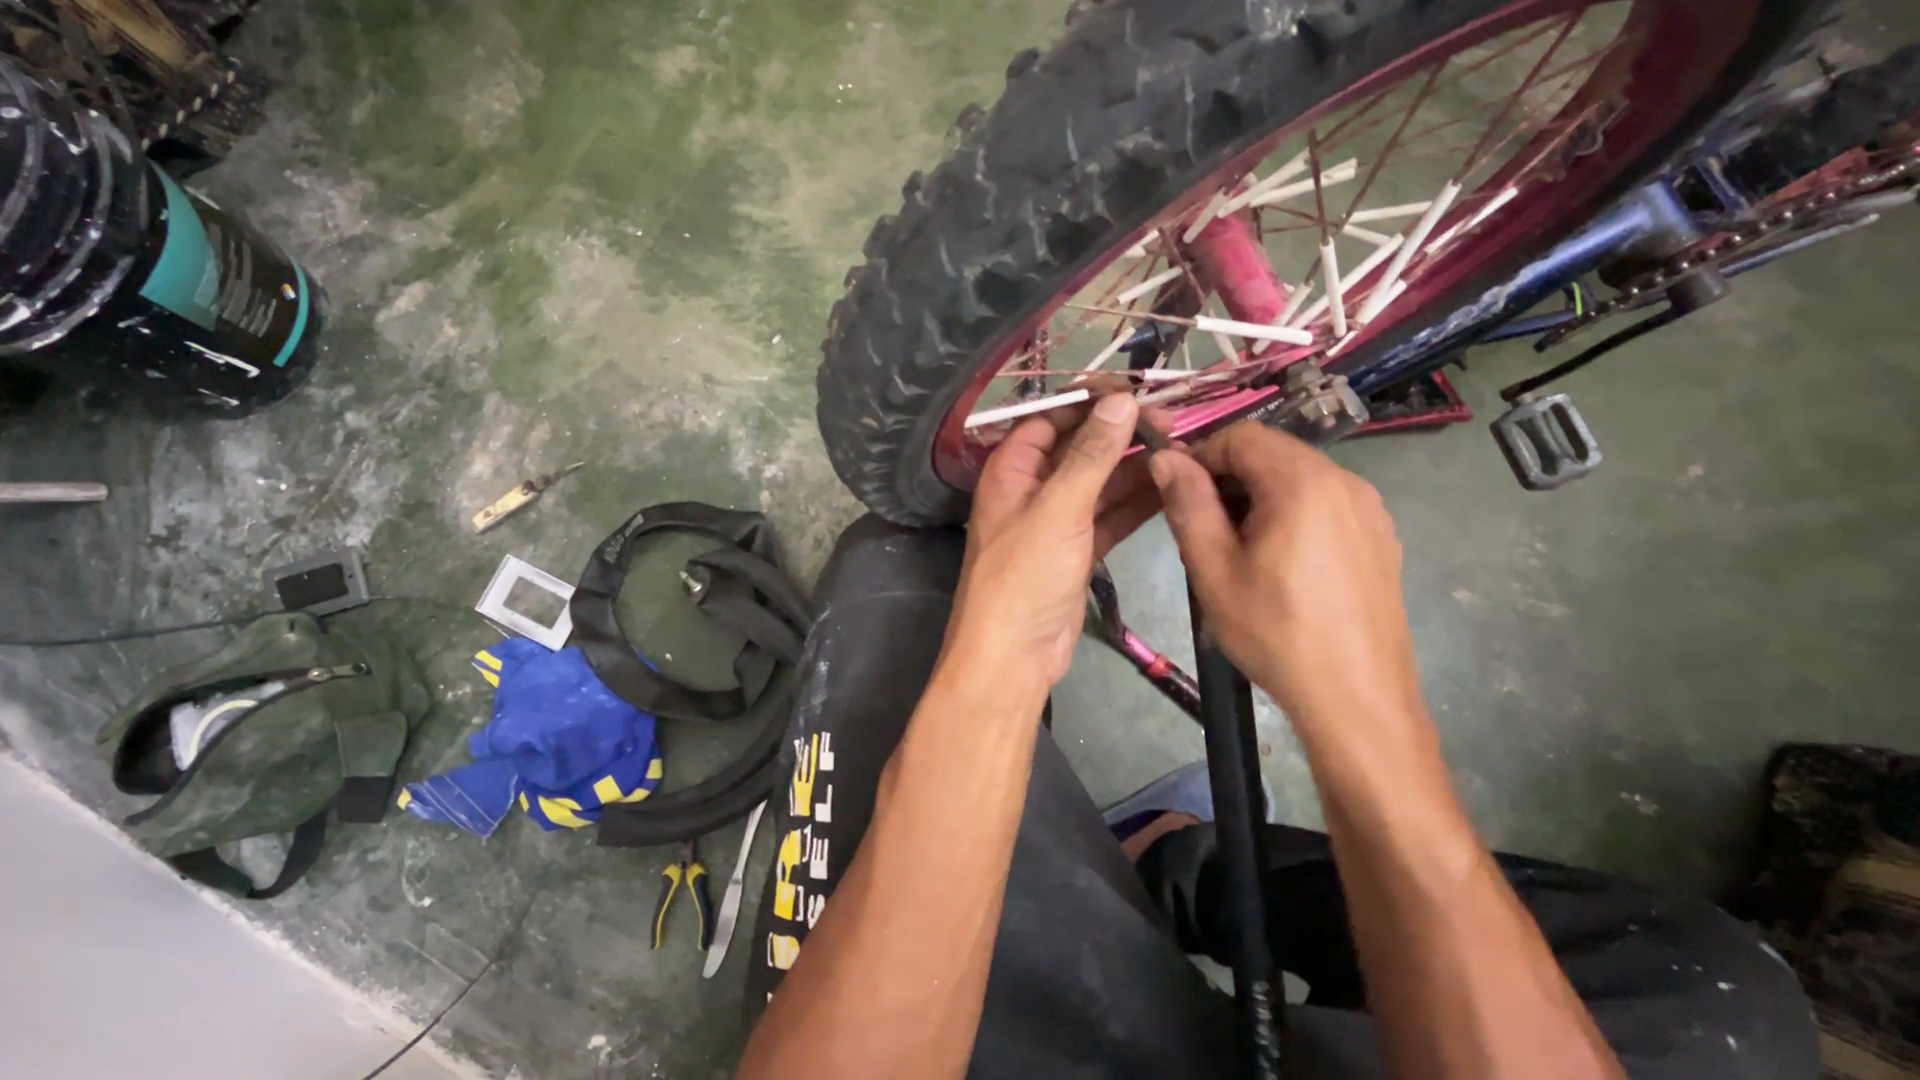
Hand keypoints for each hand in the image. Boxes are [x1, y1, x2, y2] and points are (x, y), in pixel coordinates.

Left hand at [949, 392, 1159, 683]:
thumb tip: (1121, 401)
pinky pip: (1109, 516)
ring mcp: (1056, 522)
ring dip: (1135, 469)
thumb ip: (1092, 454)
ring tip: (1183, 450)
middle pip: (1079, 450)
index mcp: (1011, 470)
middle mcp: (1031, 490)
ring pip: (1099, 484)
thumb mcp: (1059, 508)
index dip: (1091, 404)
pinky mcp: (1077, 551)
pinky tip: (1172, 488)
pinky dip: (1135, 504)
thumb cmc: (1025, 575)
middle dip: (1121, 436)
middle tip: (1172, 422)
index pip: (1051, 419)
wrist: (1013, 654)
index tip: (1138, 393)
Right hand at [1147, 422, 1421, 728]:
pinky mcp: (1382, 537)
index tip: (1179, 498)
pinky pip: (1327, 504)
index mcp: (1303, 482)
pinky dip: (1295, 516)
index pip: (1241, 436)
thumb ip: (1188, 504)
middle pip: (1274, 454)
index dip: (1201, 457)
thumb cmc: (1275, 633)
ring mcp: (1371, 509)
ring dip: (1261, 498)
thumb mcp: (1214, 570)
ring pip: (1300, 479)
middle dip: (1230, 480)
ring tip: (1241, 553)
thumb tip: (1165, 457)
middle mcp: (1345, 481)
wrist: (1357, 698)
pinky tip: (1283, 566)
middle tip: (1205, 531)